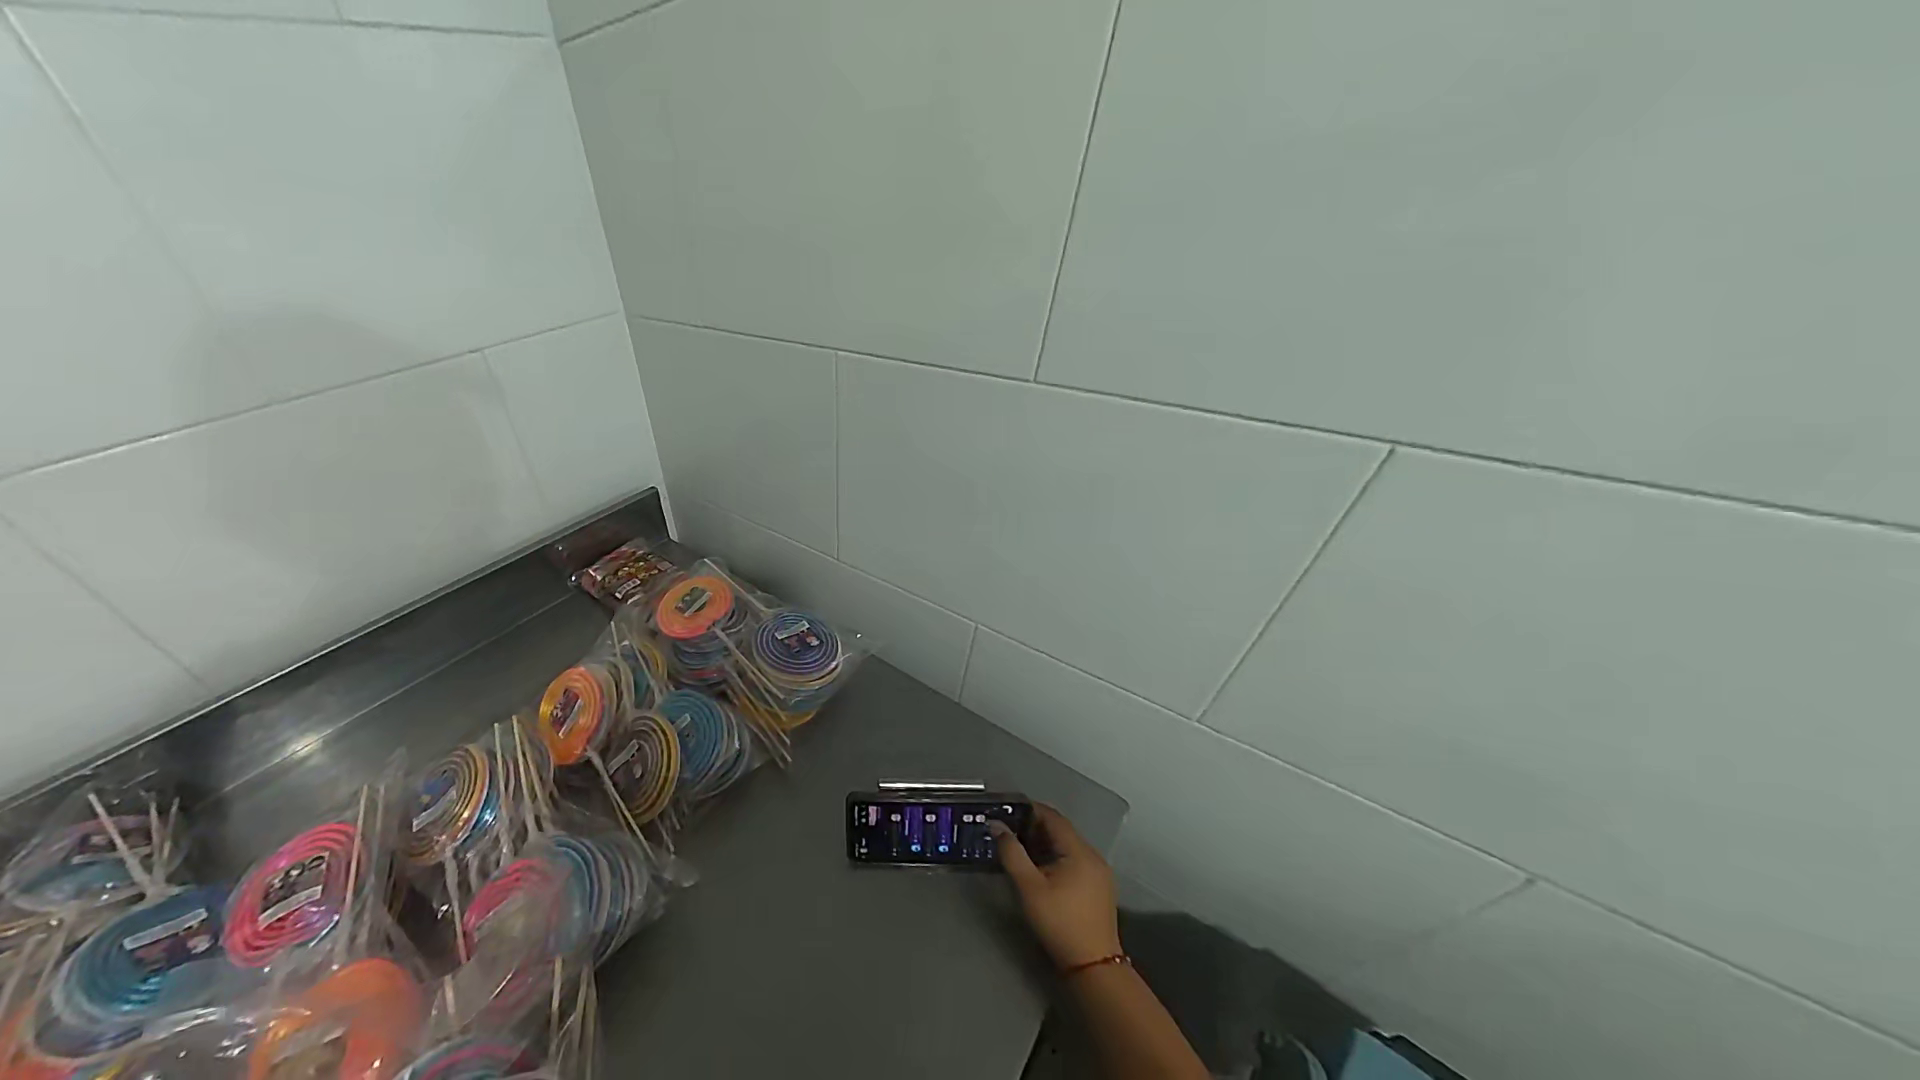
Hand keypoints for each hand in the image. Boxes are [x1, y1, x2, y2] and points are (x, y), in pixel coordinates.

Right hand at [992, 804, 1122, 970]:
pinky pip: (1075, 860)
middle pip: (1062, 830)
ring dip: (1045, 843)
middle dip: (1035, 827)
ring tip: (1020, 849)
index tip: (1008, 810)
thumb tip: (997, 826)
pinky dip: (1057, 857)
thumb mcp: (1029, 888)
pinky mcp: (1099, 887)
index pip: (1053, 817)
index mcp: (1079, 850)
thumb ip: (1012, 854)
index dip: (1030, 810)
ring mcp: (1099, 872)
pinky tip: (1041, 869)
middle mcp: (1093, 855)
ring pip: (1068, 846)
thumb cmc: (1059, 922)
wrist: (1093, 965)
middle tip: (1009, 831)